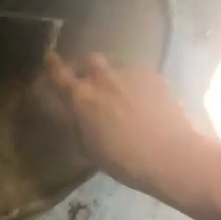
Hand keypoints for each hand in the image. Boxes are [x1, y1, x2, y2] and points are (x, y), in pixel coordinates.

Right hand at [36, 51, 211, 198]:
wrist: (171, 155)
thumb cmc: (124, 160)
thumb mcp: (89, 148)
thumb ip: (74, 123)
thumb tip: (65, 110)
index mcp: (81, 97)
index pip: (57, 72)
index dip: (51, 64)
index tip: (49, 58)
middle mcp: (102, 78)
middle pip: (87, 60)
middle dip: (84, 67)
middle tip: (88, 81)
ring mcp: (129, 73)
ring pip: (113, 65)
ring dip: (109, 73)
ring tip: (117, 89)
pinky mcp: (152, 75)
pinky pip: (136, 73)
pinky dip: (133, 81)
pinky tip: (143, 98)